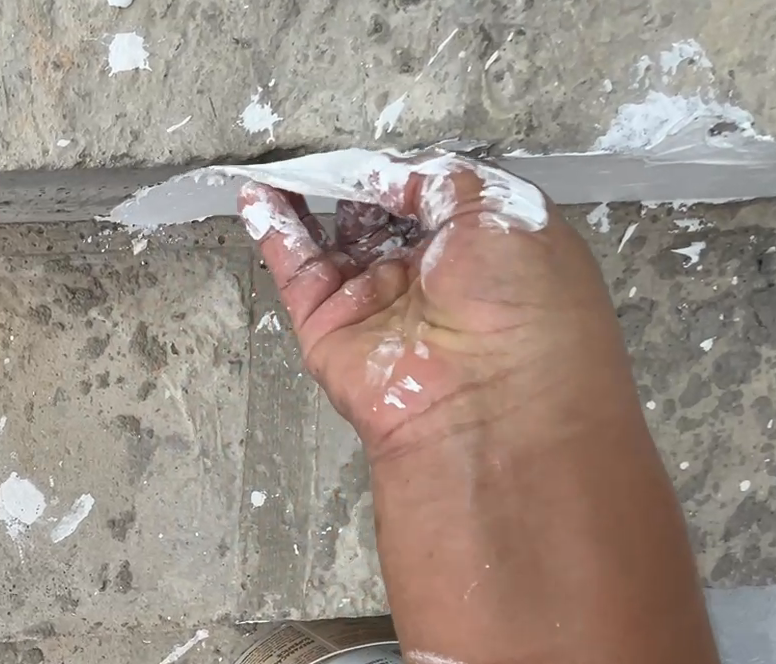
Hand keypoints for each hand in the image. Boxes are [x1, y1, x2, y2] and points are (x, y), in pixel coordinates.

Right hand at [240, 155, 629, 458]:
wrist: (482, 398)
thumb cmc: (519, 303)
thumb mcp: (502, 211)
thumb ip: (441, 182)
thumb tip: (392, 176)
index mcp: (475, 244)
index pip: (424, 194)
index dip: (398, 169)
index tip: (374, 151)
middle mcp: (420, 273)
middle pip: (372, 214)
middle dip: (348, 181)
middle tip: (322, 152)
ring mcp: (368, 299)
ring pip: (326, 239)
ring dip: (302, 198)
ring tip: (278, 164)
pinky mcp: (325, 323)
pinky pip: (295, 270)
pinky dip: (273, 232)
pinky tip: (256, 197)